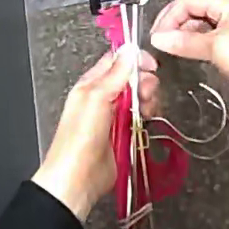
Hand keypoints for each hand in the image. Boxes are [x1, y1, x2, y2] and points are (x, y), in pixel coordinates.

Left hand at [33, 47, 157, 219]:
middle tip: (146, 93)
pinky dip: (147, 115)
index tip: (150, 65)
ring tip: (147, 108)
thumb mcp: (97, 98)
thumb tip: (128, 49)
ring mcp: (114, 115)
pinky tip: (147, 119)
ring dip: (148, 99)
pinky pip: (140, 117)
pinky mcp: (123, 133)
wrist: (78, 179)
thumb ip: (115, 74)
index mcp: (91, 84)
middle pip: (131, 79)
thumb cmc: (79, 138)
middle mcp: (102, 97)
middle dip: (144, 82)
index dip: (134, 60)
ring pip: (138, 97)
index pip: (116, 61)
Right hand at [148, 0, 228, 131]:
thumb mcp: (216, 49)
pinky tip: (186, 53)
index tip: (155, 37)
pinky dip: (195, 42)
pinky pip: (209, 35)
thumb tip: (156, 39)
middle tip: (159, 44)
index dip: (169, 15)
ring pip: (200, 22)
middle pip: (194, 8)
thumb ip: (184, 41)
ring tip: (169, 50)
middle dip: (174, 23)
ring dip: (183, 33)